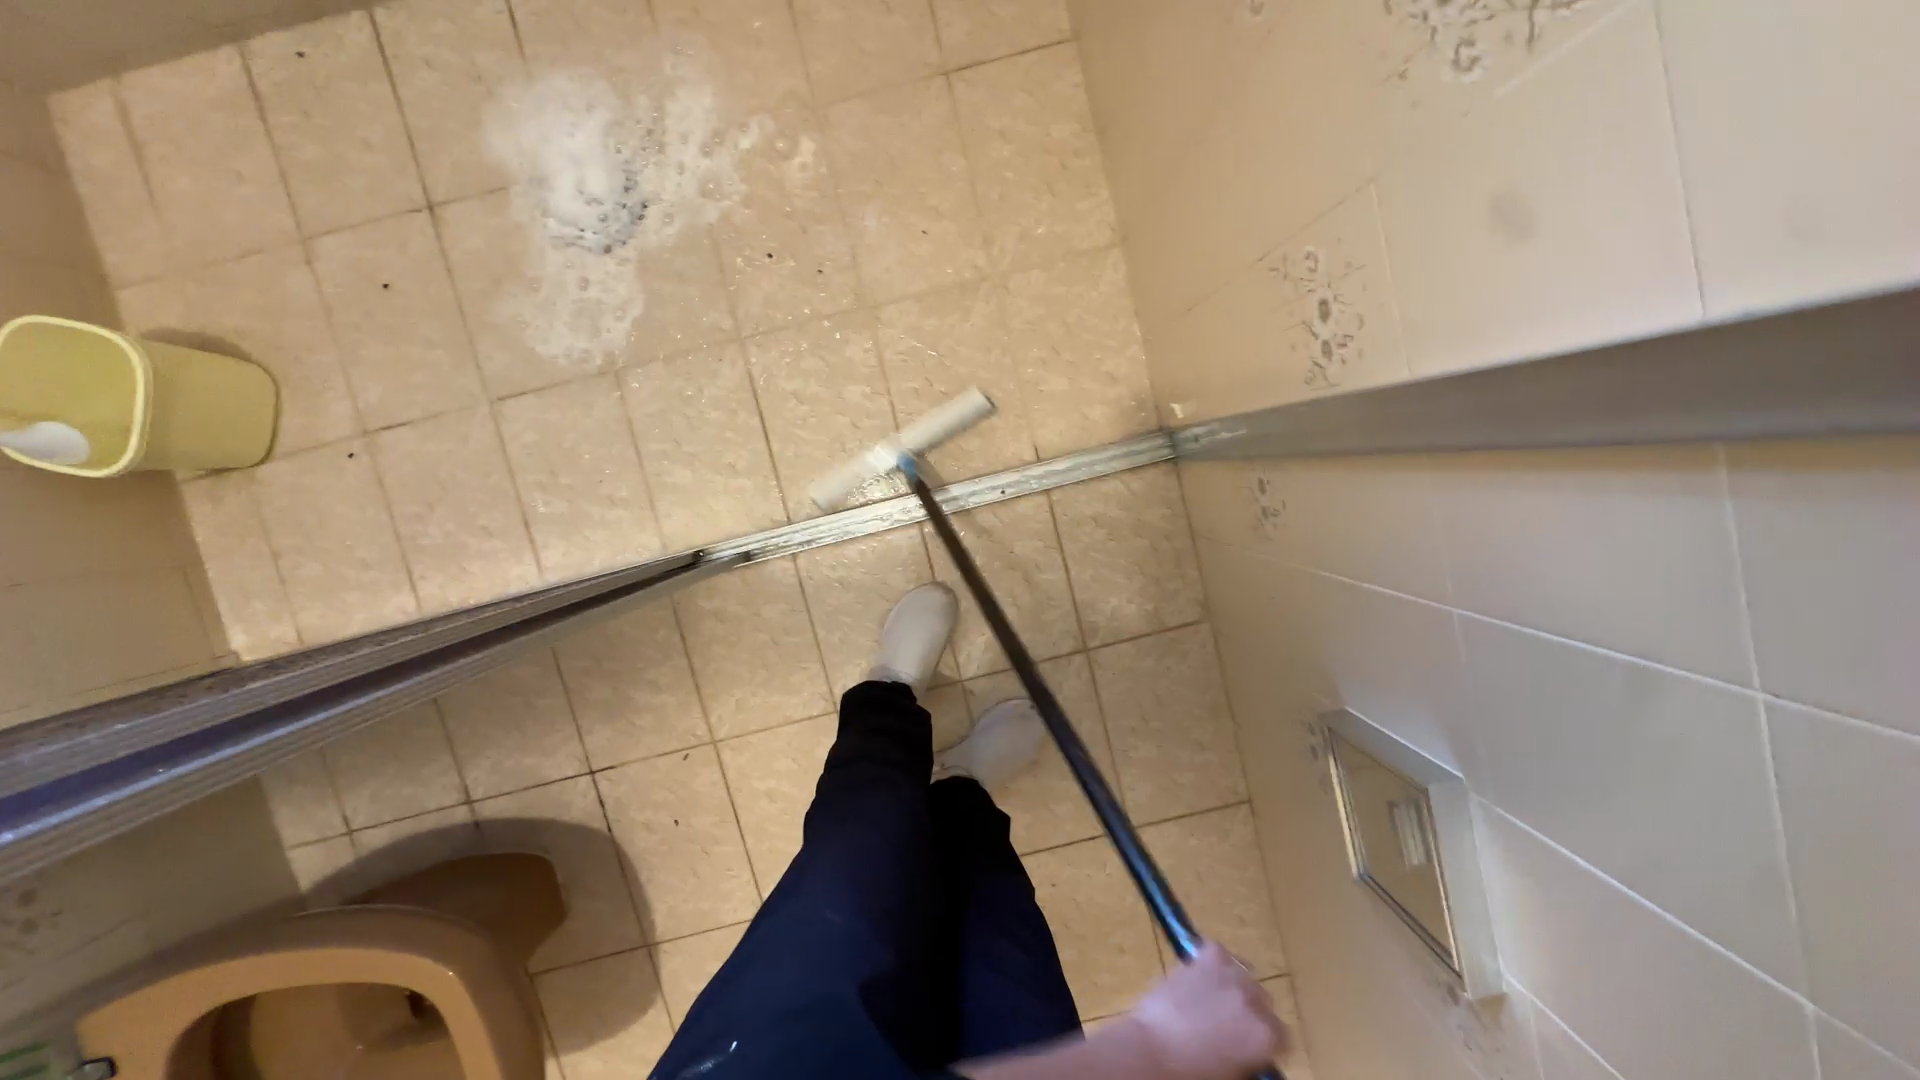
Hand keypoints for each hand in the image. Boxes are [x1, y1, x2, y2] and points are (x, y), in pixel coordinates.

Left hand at [1126, 942, 1286, 1079]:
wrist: (1155, 1049)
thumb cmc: (1193, 1071)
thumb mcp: (1233, 1072)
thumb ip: (1250, 1057)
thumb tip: (1249, 1048)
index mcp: (1267, 1036)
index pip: (1281, 1035)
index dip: (1264, 1039)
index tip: (1250, 1043)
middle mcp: (1256, 1002)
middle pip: (1264, 1002)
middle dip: (1250, 1012)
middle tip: (1227, 1022)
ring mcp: (1232, 976)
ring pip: (1244, 975)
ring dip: (1234, 985)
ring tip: (1214, 996)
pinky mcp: (1207, 957)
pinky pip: (1218, 952)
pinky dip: (1213, 960)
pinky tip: (1203, 972)